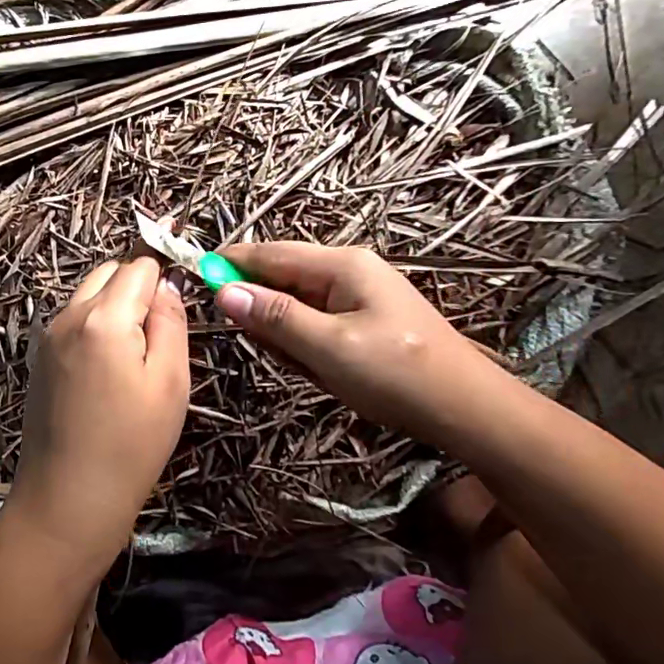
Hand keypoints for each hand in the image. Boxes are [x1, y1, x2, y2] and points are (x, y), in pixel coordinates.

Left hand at [11, 257, 189, 562]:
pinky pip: (72, 321)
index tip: (182, 297)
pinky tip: (109, 367)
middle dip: (137, 284)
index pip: (139, 266)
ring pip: (88, 294)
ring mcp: (48, 337)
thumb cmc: (131, 445)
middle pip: (108, 272)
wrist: (68, 499)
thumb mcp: (170, 382)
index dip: (165, 273)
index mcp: (103, 317)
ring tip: (137, 349)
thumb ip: (171, 323)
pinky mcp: (40, 359)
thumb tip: (166, 285)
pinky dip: (95, 324)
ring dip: (114, 303)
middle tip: (162, 327)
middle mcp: (68, 316)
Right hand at [215, 242, 499, 440]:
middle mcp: (347, 272)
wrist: (467, 410)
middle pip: (281, 280)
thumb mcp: (328, 347)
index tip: (195, 276)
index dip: (230, 263)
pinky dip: (308, 348)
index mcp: (341, 266)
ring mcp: (357, 297)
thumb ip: (274, 317)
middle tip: (278, 352)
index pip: (270, 253)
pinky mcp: (361, 321)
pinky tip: (326, 373)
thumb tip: (224, 291)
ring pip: (295, 308)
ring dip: (289, 338)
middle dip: (266, 315)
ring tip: (314, 370)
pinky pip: (315, 326)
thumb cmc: (397, 374)